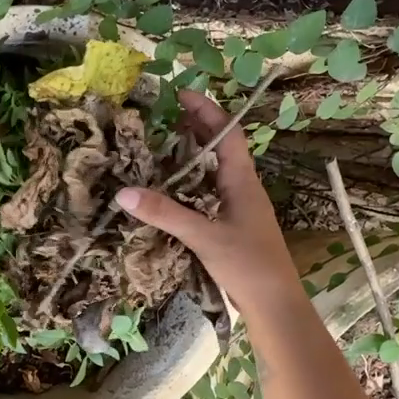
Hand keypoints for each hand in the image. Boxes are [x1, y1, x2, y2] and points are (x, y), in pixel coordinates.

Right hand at [115, 89, 300, 313]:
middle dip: (196, 128)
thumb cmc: (247, 265)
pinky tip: (171, 191)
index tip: (182, 94)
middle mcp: (243, 189)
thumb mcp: (203, 236)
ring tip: (162, 146)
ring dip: (193, 156)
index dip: (207, 111)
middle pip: (221, 148)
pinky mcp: (231, 227)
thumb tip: (123, 192)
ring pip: (215, 171)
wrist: (274, 304)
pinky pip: (209, 193)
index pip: (228, 134)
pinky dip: (190, 183)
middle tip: (164, 116)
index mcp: (242, 182)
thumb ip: (165, 213)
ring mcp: (239, 209)